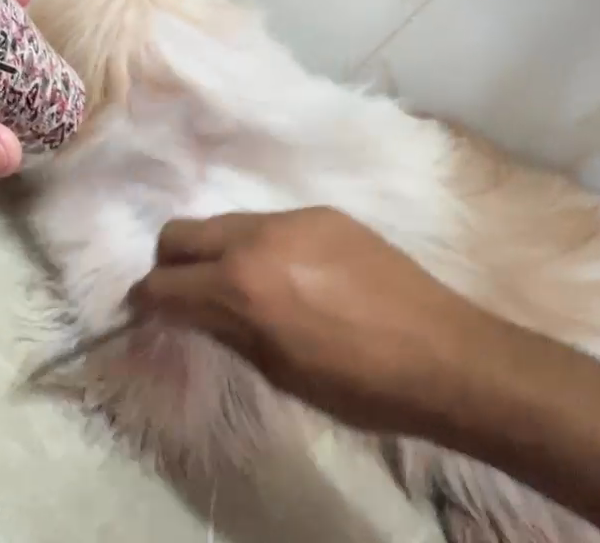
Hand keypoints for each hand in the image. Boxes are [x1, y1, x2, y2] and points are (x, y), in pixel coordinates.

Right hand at [128, 206, 496, 434]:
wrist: (452, 358)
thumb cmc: (360, 385)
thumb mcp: (278, 372)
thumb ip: (223, 330)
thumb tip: (186, 311)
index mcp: (240, 287)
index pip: (164, 283)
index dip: (147, 300)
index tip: (147, 311)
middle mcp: (254, 240)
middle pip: (179, 232)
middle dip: (170, 263)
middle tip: (186, 292)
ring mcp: (290, 219)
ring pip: (222, 223)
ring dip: (216, 251)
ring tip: (245, 284)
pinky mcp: (322, 213)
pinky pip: (269, 223)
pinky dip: (260, 246)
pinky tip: (293, 275)